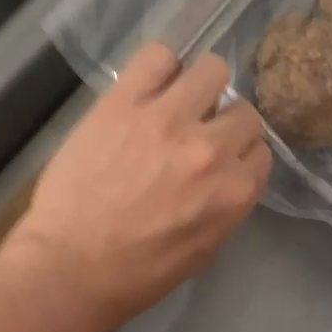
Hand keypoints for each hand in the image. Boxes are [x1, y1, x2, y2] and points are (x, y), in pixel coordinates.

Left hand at [4, 44, 270, 328]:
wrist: (72, 267)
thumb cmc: (139, 274)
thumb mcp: (203, 251)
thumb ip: (224, 206)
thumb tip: (224, 176)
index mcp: (234, 193)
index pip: (259, 151)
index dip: (239, 155)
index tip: (220, 162)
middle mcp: (210, 150)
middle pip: (243, 112)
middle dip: (224, 124)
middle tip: (195, 137)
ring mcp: (166, 120)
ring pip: (212, 70)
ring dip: (200, 87)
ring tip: (176, 104)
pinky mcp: (123, 102)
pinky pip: (158, 56)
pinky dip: (161, 68)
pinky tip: (148, 89)